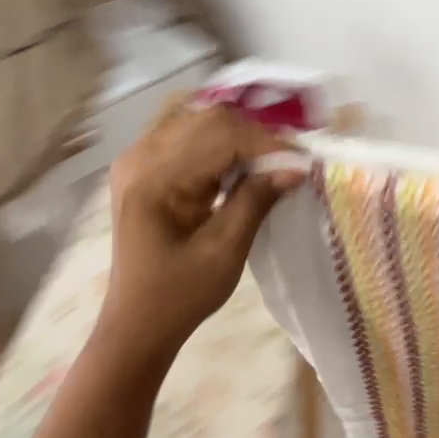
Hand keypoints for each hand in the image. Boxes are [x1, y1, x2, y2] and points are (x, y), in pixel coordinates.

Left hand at [97, 100, 304, 356]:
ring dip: (238, 135)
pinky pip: (184, 133)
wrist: (138, 319)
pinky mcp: (142, 166)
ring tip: (267, 162)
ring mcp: (136, 158)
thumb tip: (295, 167)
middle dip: (255, 135)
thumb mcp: (225, 251)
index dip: (266, 143)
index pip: (220, 135)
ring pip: (197, 119)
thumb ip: (256, 201)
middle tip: (288, 162)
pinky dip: (218, 142)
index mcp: (154, 178)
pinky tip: (239, 165)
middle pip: (207, 118)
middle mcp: (139, 156)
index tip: (302, 163)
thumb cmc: (181, 294)